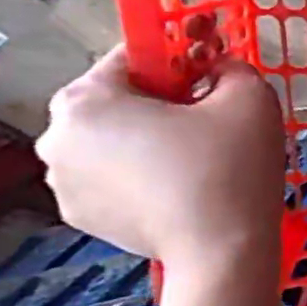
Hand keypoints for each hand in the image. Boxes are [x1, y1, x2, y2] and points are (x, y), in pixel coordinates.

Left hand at [37, 45, 284, 265]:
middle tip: (215, 120)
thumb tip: (220, 71)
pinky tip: (186, 188)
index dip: (182, 57)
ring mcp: (61, 182)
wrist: (221, 249)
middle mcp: (55, 136)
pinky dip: (147, 175)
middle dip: (165, 103)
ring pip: (118, 141)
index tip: (216, 71)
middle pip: (121, 101)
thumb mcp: (251, 98)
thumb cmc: (230, 165)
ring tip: (204, 159)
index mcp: (85, 99)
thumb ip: (232, 68)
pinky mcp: (82, 216)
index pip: (135, 56)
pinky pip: (116, 178)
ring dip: (155, 140)